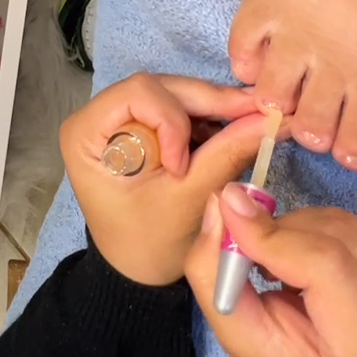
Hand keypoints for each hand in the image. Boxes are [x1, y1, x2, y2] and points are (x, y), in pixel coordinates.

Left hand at [59, 74, 276, 285]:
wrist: (137, 268)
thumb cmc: (147, 243)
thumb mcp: (185, 203)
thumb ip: (224, 157)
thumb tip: (270, 120)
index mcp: (86, 132)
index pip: (137, 93)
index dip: (171, 119)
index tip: (183, 167)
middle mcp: (98, 114)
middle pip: (159, 87)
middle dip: (208, 102)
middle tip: (256, 115)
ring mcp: (121, 116)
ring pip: (174, 92)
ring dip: (213, 108)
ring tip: (249, 125)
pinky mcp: (143, 124)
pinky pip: (179, 106)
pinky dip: (207, 117)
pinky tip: (232, 132)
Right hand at [187, 189, 356, 356]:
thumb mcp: (244, 339)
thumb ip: (217, 274)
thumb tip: (224, 199)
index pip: (329, 267)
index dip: (275, 233)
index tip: (231, 209)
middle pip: (340, 239)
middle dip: (284, 230)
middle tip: (257, 249)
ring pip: (353, 225)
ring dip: (307, 229)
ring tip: (292, 263)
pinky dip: (334, 231)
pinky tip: (326, 261)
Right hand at [229, 0, 356, 229]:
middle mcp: (351, 60)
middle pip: (317, 130)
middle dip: (328, 128)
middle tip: (336, 99)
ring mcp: (302, 23)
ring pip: (279, 100)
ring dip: (291, 100)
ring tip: (305, 77)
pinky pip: (242, 55)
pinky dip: (255, 65)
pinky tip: (275, 51)